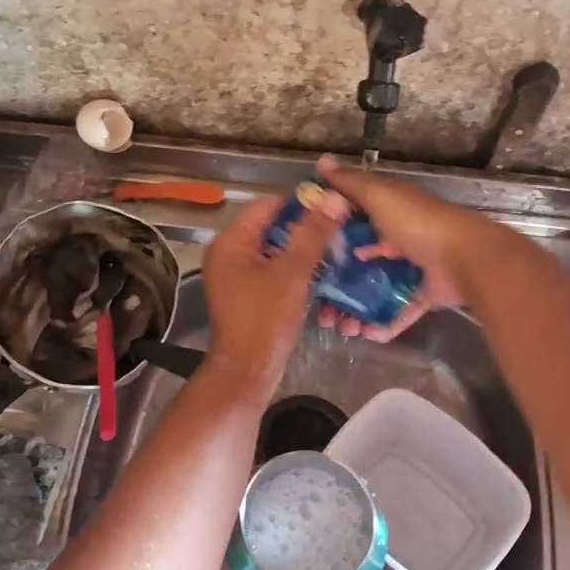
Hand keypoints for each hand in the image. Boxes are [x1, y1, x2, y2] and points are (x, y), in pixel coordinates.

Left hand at [200, 194, 343, 386]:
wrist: (247, 371)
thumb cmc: (265, 319)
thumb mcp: (292, 272)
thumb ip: (312, 234)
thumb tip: (334, 198)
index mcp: (231, 242)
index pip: (268, 206)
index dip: (301, 204)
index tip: (333, 208)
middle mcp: (229, 254)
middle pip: (272, 228)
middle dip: (305, 230)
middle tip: (340, 232)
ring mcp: (236, 277)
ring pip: (275, 252)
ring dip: (303, 252)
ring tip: (337, 252)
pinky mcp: (247, 296)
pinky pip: (273, 272)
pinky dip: (295, 272)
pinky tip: (322, 276)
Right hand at [314, 153, 481, 341]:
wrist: (467, 259)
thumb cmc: (419, 223)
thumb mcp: (380, 197)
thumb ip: (350, 184)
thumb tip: (321, 161)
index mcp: (387, 212)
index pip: (351, 222)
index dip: (327, 238)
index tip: (303, 256)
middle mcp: (398, 239)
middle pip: (359, 261)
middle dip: (337, 282)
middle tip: (316, 301)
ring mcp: (412, 268)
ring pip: (376, 290)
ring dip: (356, 308)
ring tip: (339, 326)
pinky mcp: (424, 294)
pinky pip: (399, 311)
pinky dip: (384, 324)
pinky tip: (365, 334)